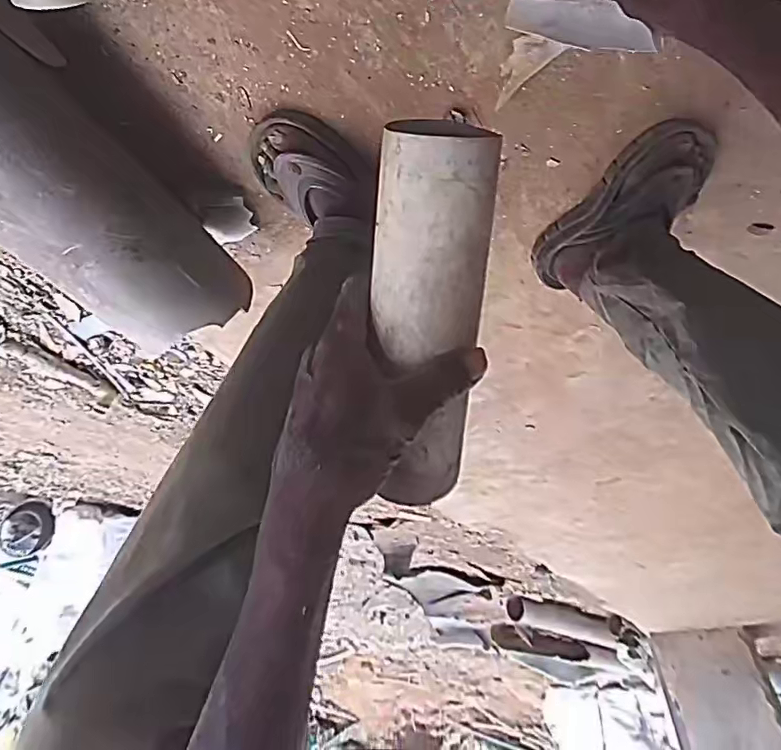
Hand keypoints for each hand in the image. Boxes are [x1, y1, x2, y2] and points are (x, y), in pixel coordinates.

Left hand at [274, 275, 486, 513]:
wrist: (306, 502)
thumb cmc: (349, 449)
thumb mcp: (407, 411)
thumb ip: (442, 381)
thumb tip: (475, 358)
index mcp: (337, 346)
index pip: (352, 293)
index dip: (374, 280)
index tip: (396, 277)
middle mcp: (316, 359)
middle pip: (346, 322)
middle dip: (377, 320)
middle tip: (408, 323)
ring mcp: (306, 385)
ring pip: (338, 353)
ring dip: (364, 351)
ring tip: (395, 363)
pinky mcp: (304, 410)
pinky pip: (331, 379)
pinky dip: (353, 377)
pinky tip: (371, 400)